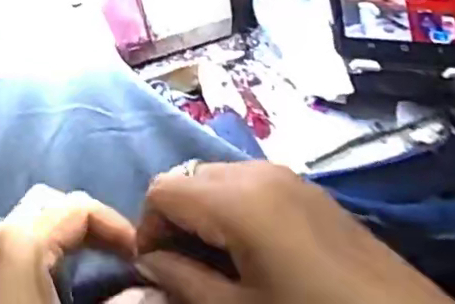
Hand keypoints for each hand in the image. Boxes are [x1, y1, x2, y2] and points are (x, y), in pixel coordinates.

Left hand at [0, 185, 137, 303]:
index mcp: (24, 238)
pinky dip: (51, 247)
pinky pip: (23, 240)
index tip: (145, 258)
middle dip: (92, 223)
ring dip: (71, 234)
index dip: (118, 226)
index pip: (80, 206)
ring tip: (103, 265)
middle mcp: (3, 233)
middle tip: (123, 256)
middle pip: (55, 203)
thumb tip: (160, 290)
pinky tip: (69, 281)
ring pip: (37, 219)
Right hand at [134, 161, 454, 303]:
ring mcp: (286, 175)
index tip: (153, 273)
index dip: (147, 229)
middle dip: (175, 220)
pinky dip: (232, 210)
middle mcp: (256, 169)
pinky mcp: (307, 189)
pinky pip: (249, 184)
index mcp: (235, 195)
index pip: (163, 189)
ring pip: (218, 178)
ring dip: (203, 214)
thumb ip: (185, 284)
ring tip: (214, 267)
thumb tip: (147, 263)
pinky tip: (250, 255)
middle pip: (189, 178)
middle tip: (181, 274)